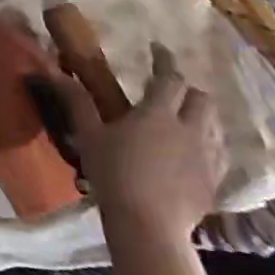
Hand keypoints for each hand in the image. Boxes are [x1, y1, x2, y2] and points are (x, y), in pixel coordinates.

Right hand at [48, 45, 226, 243]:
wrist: (148, 224)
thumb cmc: (113, 173)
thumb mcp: (88, 135)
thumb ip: (77, 102)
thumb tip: (55, 71)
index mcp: (158, 113)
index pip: (169, 77)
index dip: (164, 61)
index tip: (157, 50)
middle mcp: (191, 128)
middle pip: (200, 97)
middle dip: (186, 89)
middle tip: (167, 91)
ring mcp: (209, 155)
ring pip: (214, 123)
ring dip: (199, 114)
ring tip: (181, 118)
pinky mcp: (216, 179)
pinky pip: (219, 150)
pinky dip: (207, 140)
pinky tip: (191, 150)